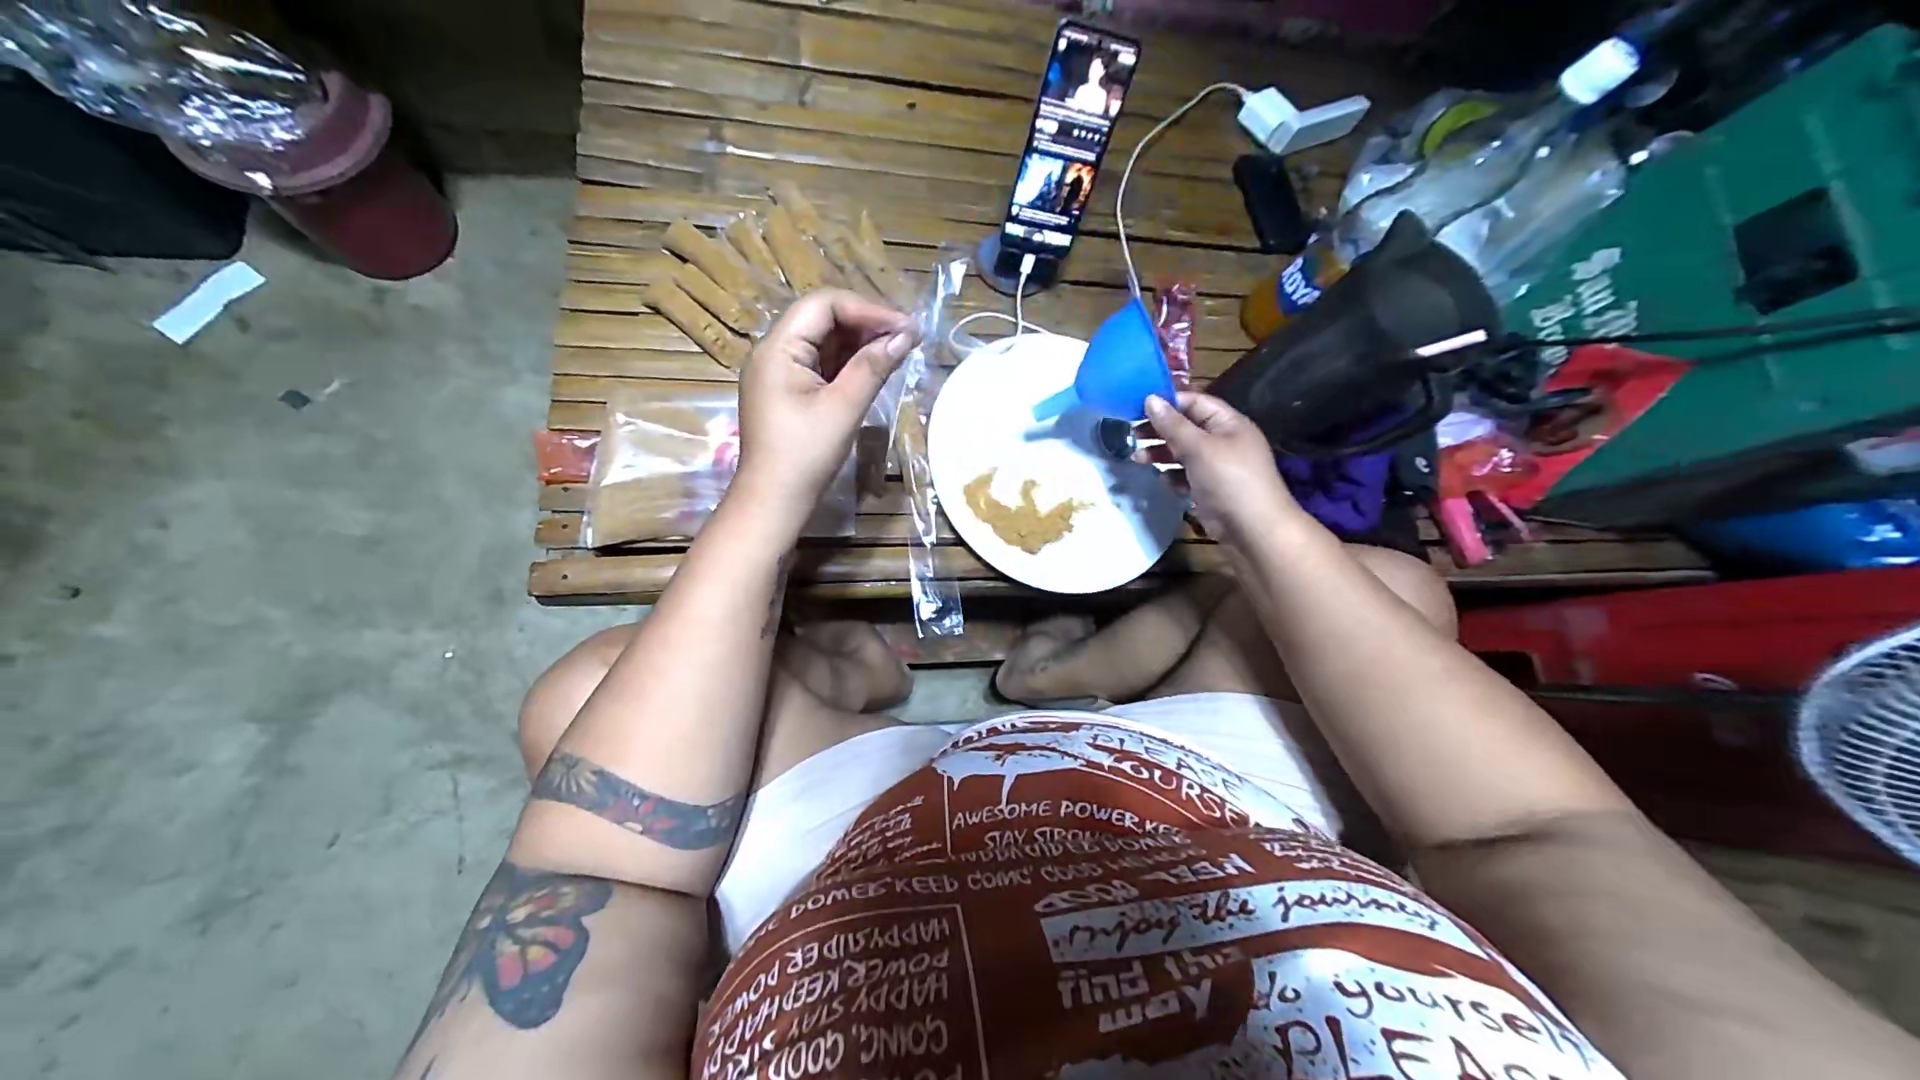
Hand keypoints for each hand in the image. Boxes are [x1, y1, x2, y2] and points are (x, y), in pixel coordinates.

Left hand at [735, 290, 916, 521]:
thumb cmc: (805, 455)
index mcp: (778, 348)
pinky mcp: (788, 393)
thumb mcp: (843, 408)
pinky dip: (849, 363)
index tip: (905, 327)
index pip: (824, 305)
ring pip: (824, 342)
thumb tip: (906, 335)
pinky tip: (876, 368)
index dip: (867, 309)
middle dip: (866, 324)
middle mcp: (774, 352)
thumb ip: (873, 367)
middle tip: (907, 338)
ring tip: (898, 350)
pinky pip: (821, 365)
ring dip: (860, 343)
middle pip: (823, 319)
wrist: (773, 502)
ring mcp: (779, 373)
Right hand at [1143, 392, 1302, 541]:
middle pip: (1186, 427)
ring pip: (1183, 452)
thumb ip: (1173, 425)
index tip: (1138, 408)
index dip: (1168, 403)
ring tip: (1137, 459)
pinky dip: (1173, 475)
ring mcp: (1217, 466)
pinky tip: (1163, 480)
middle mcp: (1224, 441)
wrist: (1254, 531)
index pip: (1195, 402)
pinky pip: (1186, 475)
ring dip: (1160, 453)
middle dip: (1159, 430)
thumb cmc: (1229, 481)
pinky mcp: (1210, 488)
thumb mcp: (1199, 448)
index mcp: (1228, 423)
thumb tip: (1150, 399)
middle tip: (1132, 435)